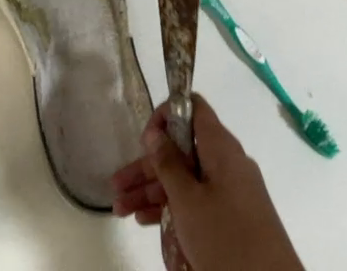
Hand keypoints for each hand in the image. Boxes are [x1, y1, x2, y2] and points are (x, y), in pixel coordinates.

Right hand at [112, 95, 304, 270]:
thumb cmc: (225, 236)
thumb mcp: (188, 200)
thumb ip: (168, 164)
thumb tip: (155, 133)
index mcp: (221, 148)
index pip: (193, 109)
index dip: (166, 116)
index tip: (144, 141)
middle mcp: (226, 164)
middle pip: (181, 151)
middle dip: (147, 167)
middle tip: (116, 185)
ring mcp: (230, 191)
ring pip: (185, 180)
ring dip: (152, 191)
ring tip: (120, 210)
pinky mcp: (231, 216)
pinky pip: (195, 201)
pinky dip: (171, 207)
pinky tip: (145, 221)